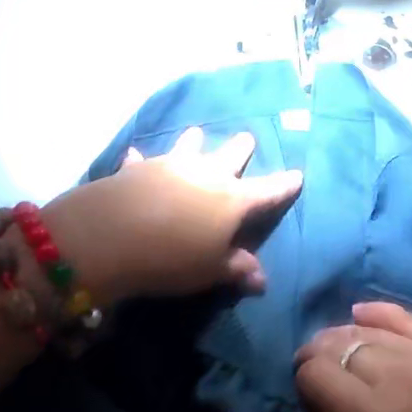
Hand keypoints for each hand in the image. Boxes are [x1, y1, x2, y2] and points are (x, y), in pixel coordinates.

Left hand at [43, 127, 302, 303]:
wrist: (113, 235)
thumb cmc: (172, 257)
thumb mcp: (210, 271)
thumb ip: (235, 268)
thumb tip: (260, 277)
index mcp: (233, 199)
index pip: (268, 191)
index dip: (284, 185)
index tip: (298, 174)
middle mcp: (206, 174)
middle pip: (231, 155)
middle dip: (241, 148)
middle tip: (247, 139)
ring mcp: (170, 165)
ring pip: (188, 146)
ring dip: (193, 141)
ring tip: (196, 134)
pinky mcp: (137, 168)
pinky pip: (141, 160)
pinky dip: (140, 159)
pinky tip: (134, 155)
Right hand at [290, 302, 411, 411]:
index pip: (315, 373)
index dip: (302, 388)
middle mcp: (400, 372)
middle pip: (334, 343)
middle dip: (317, 361)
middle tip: (323, 393)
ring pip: (362, 326)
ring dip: (340, 340)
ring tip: (340, 365)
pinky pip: (404, 315)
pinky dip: (377, 314)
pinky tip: (364, 318)